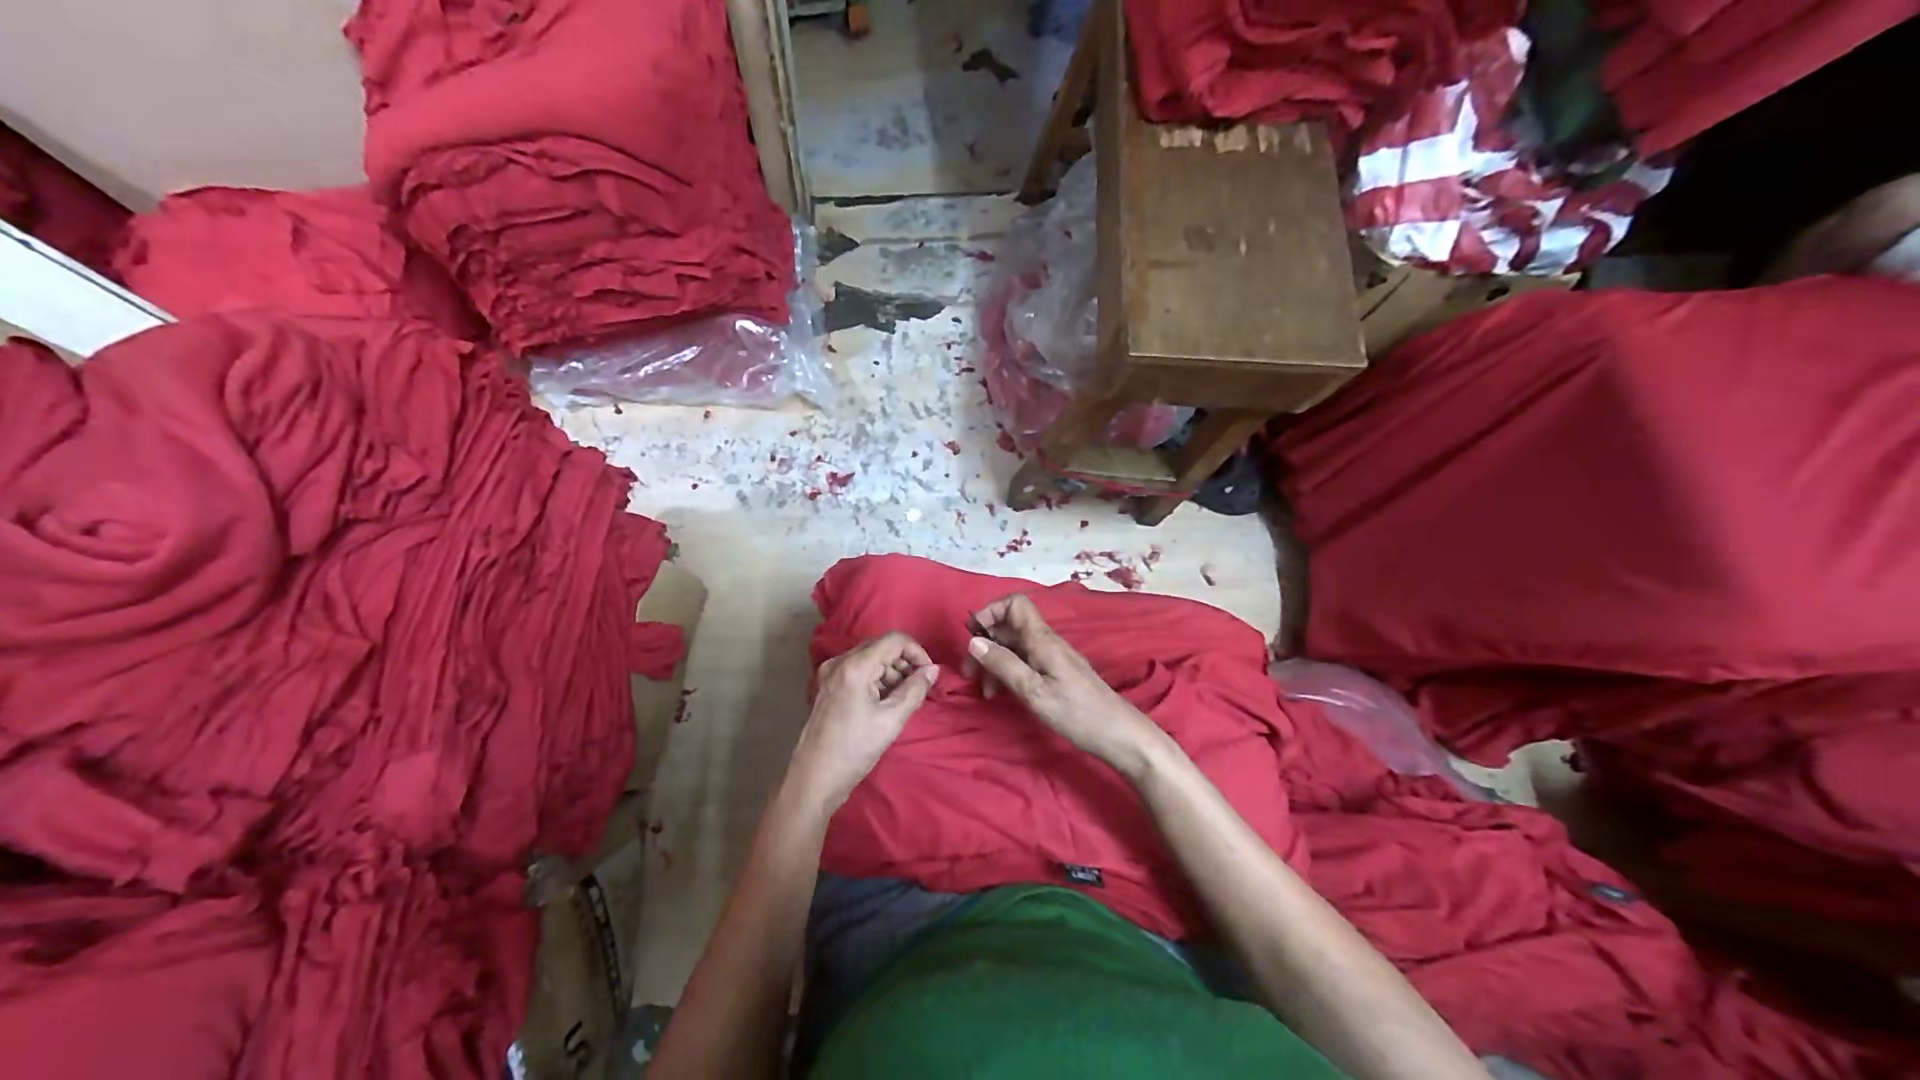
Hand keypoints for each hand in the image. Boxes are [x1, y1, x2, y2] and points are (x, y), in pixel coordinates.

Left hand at [788, 632, 938, 812]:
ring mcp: (830, 673)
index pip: (894, 640)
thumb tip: (933, 671)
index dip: (917, 652)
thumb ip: (915, 690)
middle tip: (918, 689)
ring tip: (902, 700)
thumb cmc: (854, 750)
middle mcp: (839, 662)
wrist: (814, 778)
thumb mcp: (892, 720)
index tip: (928, 675)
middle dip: (904, 663)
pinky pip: (858, 671)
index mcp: (854, 666)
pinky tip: (884, 703)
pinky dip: (876, 680)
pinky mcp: (828, 686)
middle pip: (880, 646)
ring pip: (870, 658)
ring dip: (891, 672)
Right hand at [963, 594, 1169, 778]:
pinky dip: (1008, 674)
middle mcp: (1046, 642)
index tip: (973, 637)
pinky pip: (1025, 663)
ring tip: (985, 691)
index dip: (990, 612)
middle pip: (1009, 627)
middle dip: (985, 645)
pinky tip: (1001, 694)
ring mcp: (1052, 657)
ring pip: (1014, 647)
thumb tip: (974, 641)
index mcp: (1042, 639)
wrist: (1118, 734)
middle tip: (970, 674)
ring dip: (994, 663)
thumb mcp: (1033, 691)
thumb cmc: (1076, 713)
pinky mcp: (1056, 673)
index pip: (1014, 603)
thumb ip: (1003, 664)